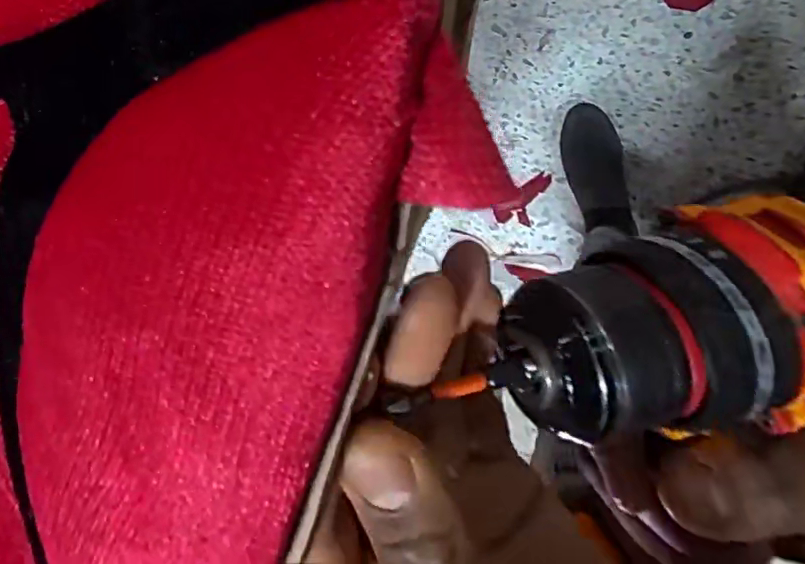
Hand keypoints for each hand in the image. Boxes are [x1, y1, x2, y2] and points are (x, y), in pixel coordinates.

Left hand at [304, 241, 598, 563]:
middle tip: (434, 291)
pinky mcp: (485, 466)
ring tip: (465, 268)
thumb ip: (414, 539)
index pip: (319, 470)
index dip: (337, 396)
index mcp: (351, 551)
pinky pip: (476, 396)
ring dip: (446, 325)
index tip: (362, 334)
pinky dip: (483, 343)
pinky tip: (485, 298)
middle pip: (380, 412)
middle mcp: (384, 509)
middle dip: (404, 346)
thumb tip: (365, 443)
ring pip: (430, 391)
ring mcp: (436, 484)